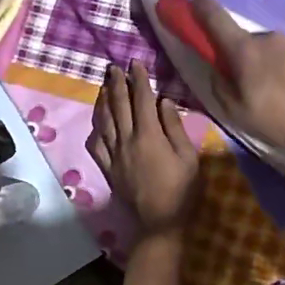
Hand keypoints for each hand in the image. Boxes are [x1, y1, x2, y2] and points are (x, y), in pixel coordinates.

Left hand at [86, 61, 200, 234]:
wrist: (160, 222)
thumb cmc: (182, 188)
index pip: (142, 100)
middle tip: (114, 66)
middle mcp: (127, 140)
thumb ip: (174, 127)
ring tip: (104, 85)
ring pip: (104, 121)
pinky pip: (96, 143)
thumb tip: (164, 101)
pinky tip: (97, 120)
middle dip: (116, 84)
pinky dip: (96, 127)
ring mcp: (114, 154)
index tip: (135, 63)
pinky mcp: (108, 167)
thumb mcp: (188, 156)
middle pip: (118, 106)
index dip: (138, 80)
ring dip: (103, 100)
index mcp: (149, 135)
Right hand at [192, 0, 284, 158]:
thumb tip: (217, 68)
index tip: (197, 1)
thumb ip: (219, 85)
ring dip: (276, 62)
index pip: (216, 18)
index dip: (202, 7)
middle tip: (257, 83)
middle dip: (249, 56)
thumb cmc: (279, 120)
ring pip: (278, 48)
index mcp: (245, 51)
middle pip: (251, 41)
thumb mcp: (236, 113)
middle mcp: (270, 37)